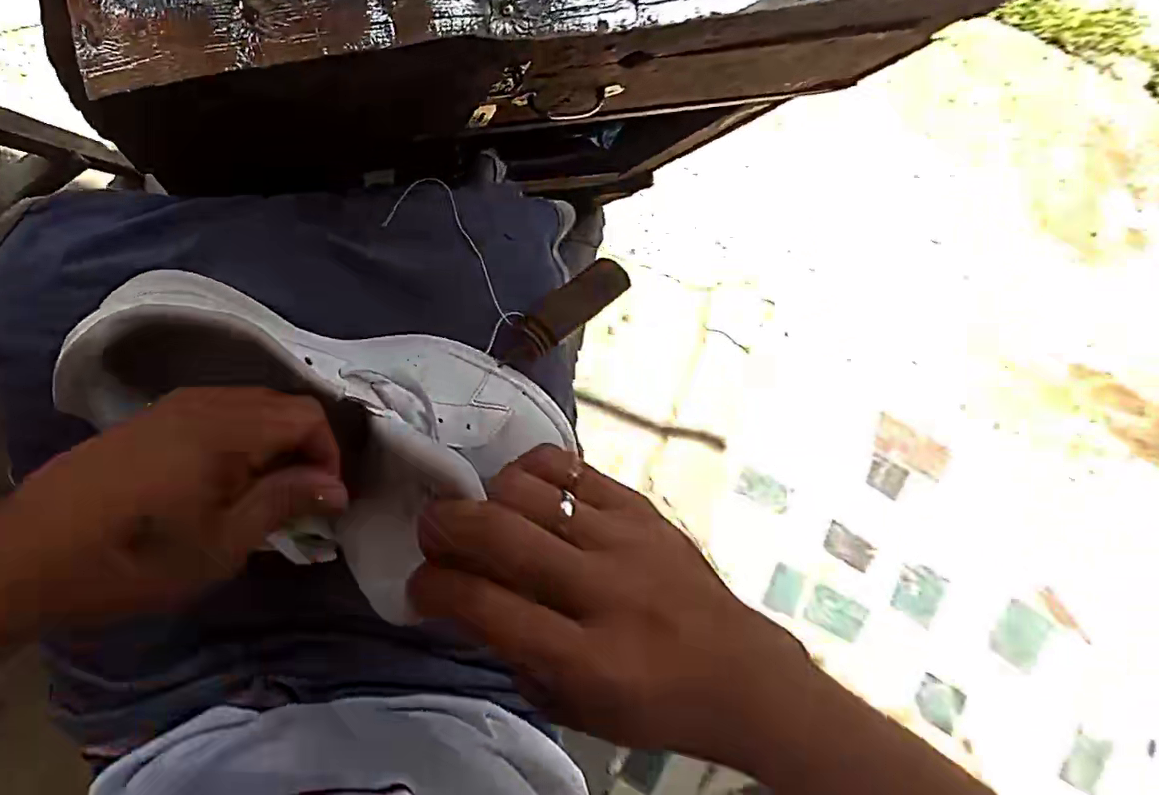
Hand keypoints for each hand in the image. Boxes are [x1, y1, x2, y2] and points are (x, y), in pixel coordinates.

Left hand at [0, 387, 347, 645]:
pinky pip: (211, 415)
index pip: (304, 414)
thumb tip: (333, 484)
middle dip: (300, 449)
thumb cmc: (134, 558)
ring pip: (243, 409)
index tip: (322, 506)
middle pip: (275, 405)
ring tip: (259, 499)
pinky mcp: (148, 418)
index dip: (327, 456)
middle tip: (296, 505)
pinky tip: (217, 485)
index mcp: (225, 425)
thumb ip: (281, 502)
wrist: (35, 548)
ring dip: (266, 446)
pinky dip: (233, 441)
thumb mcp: (220, 544)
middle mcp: (202, 400)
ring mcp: (170, 404)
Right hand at [410, 445, 813, 762]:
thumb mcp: (574, 704)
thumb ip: (506, 649)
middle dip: (444, 525)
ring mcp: (628, 542)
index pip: (488, 605)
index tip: (418, 584)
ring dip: (484, 498)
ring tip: (483, 513)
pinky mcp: (641, 508)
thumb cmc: (649, 701)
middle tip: (431, 533)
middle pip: (500, 533)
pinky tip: (522, 490)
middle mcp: (611, 595)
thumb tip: (450, 590)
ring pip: (523, 489)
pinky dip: (527, 469)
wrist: (749, 681)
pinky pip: (563, 464)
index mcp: (594, 661)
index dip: (435, 587)